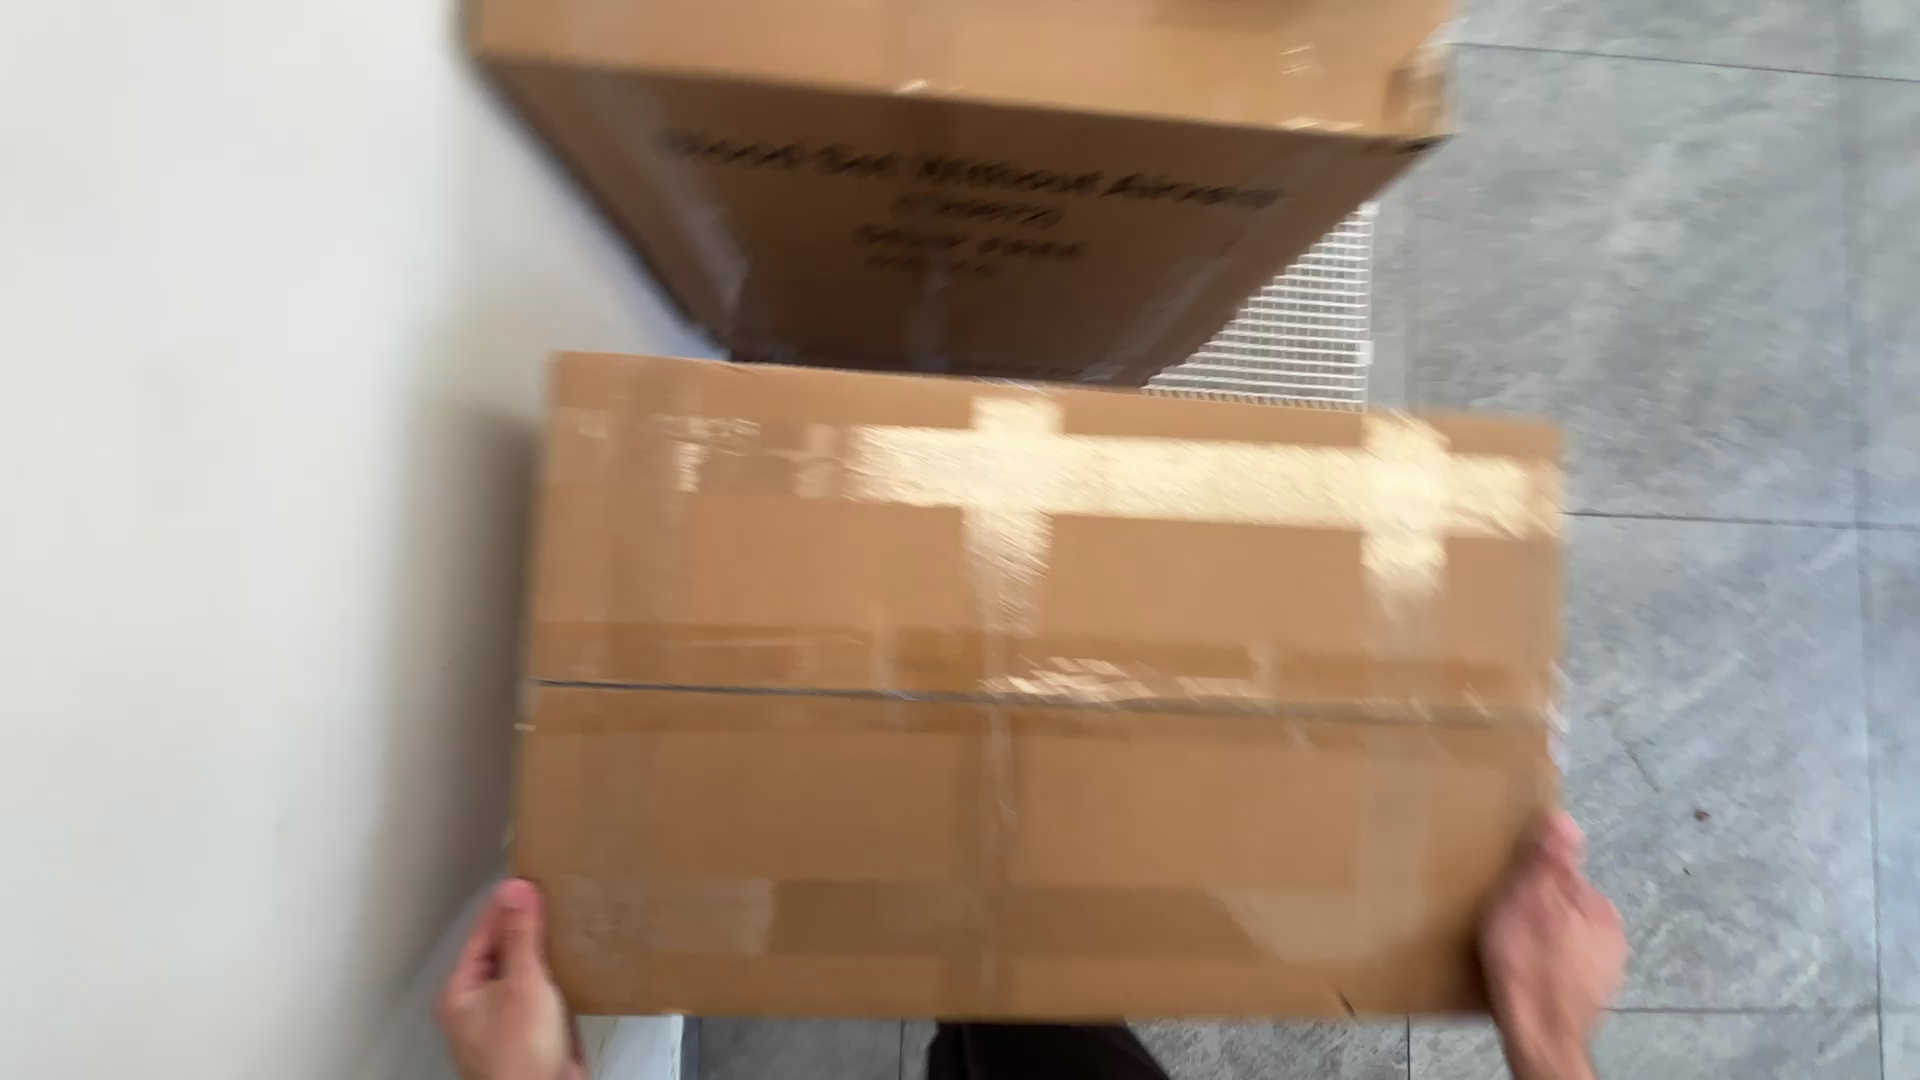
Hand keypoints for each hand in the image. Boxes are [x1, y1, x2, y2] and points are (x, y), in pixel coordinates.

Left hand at [435, 878, 584, 1079]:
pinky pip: (538, 979)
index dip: (509, 902)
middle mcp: (476, 1000)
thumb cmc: (522, 1056)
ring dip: (543, 940)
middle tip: (556, 888)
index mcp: (462, 990)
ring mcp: (502, 1011)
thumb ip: (520, 935)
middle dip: (528, 919)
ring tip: (569, 912)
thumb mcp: (523, 984)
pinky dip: (553, 962)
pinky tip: (574, 950)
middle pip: (502, 945)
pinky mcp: (528, 1020)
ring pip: (522, 962)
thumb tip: (515, 889)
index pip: (484, 931)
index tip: (534, 873)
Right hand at [1480, 813, 1626, 1079]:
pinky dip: (1546, 954)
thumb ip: (1548, 861)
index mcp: (1599, 908)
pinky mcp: (1591, 990)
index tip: (1505, 883)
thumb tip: (1564, 816)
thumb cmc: (1524, 957)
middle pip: (1564, 900)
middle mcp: (1612, 935)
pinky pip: (1565, 957)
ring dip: (1541, 928)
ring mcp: (1605, 966)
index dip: (1529, 874)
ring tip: (1509, 938)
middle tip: (1502, 911)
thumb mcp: (1527, 899)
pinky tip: (1525, 962)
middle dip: (1537, 901)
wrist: (1538, 1030)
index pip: (1561, 872)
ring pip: (1565, 930)